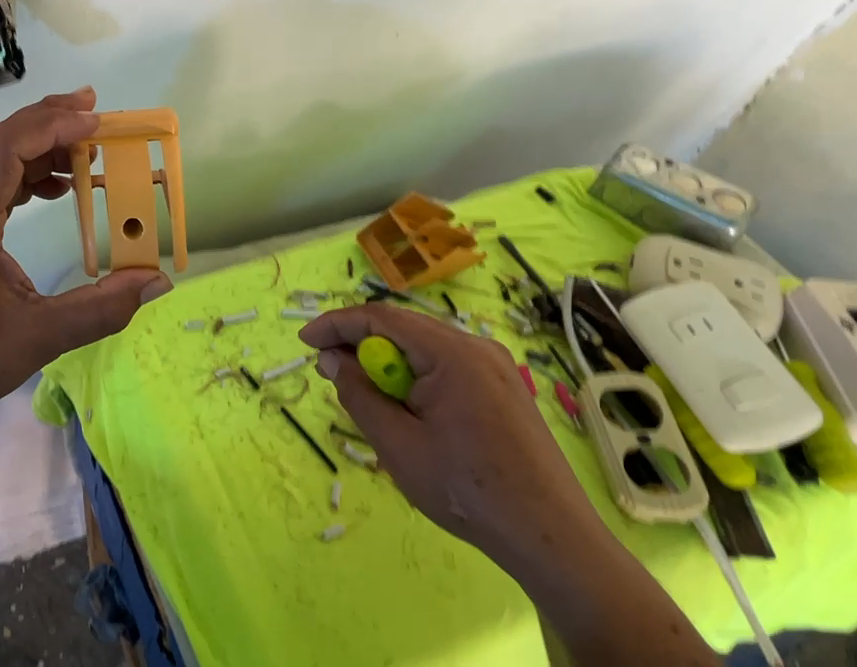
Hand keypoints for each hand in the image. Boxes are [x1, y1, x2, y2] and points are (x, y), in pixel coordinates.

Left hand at [0, 88, 173, 438]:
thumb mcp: (39, 338)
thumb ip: (101, 309)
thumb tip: (156, 281)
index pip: (7, 147)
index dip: (52, 126)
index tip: (95, 122)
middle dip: (48, 121)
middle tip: (95, 111)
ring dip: (38, 148)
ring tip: (86, 150)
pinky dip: (23, 175)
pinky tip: (56, 189)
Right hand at [298, 302, 606, 568]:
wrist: (551, 537)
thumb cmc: (467, 491)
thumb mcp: (396, 444)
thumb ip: (358, 394)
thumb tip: (333, 360)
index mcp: (452, 354)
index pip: (380, 318)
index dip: (336, 324)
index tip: (305, 342)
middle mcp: (477, 348)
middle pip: (403, 327)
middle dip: (359, 342)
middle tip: (326, 368)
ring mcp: (496, 367)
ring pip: (424, 347)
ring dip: (386, 361)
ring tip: (361, 391)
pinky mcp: (504, 388)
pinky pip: (445, 365)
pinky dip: (414, 375)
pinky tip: (403, 405)